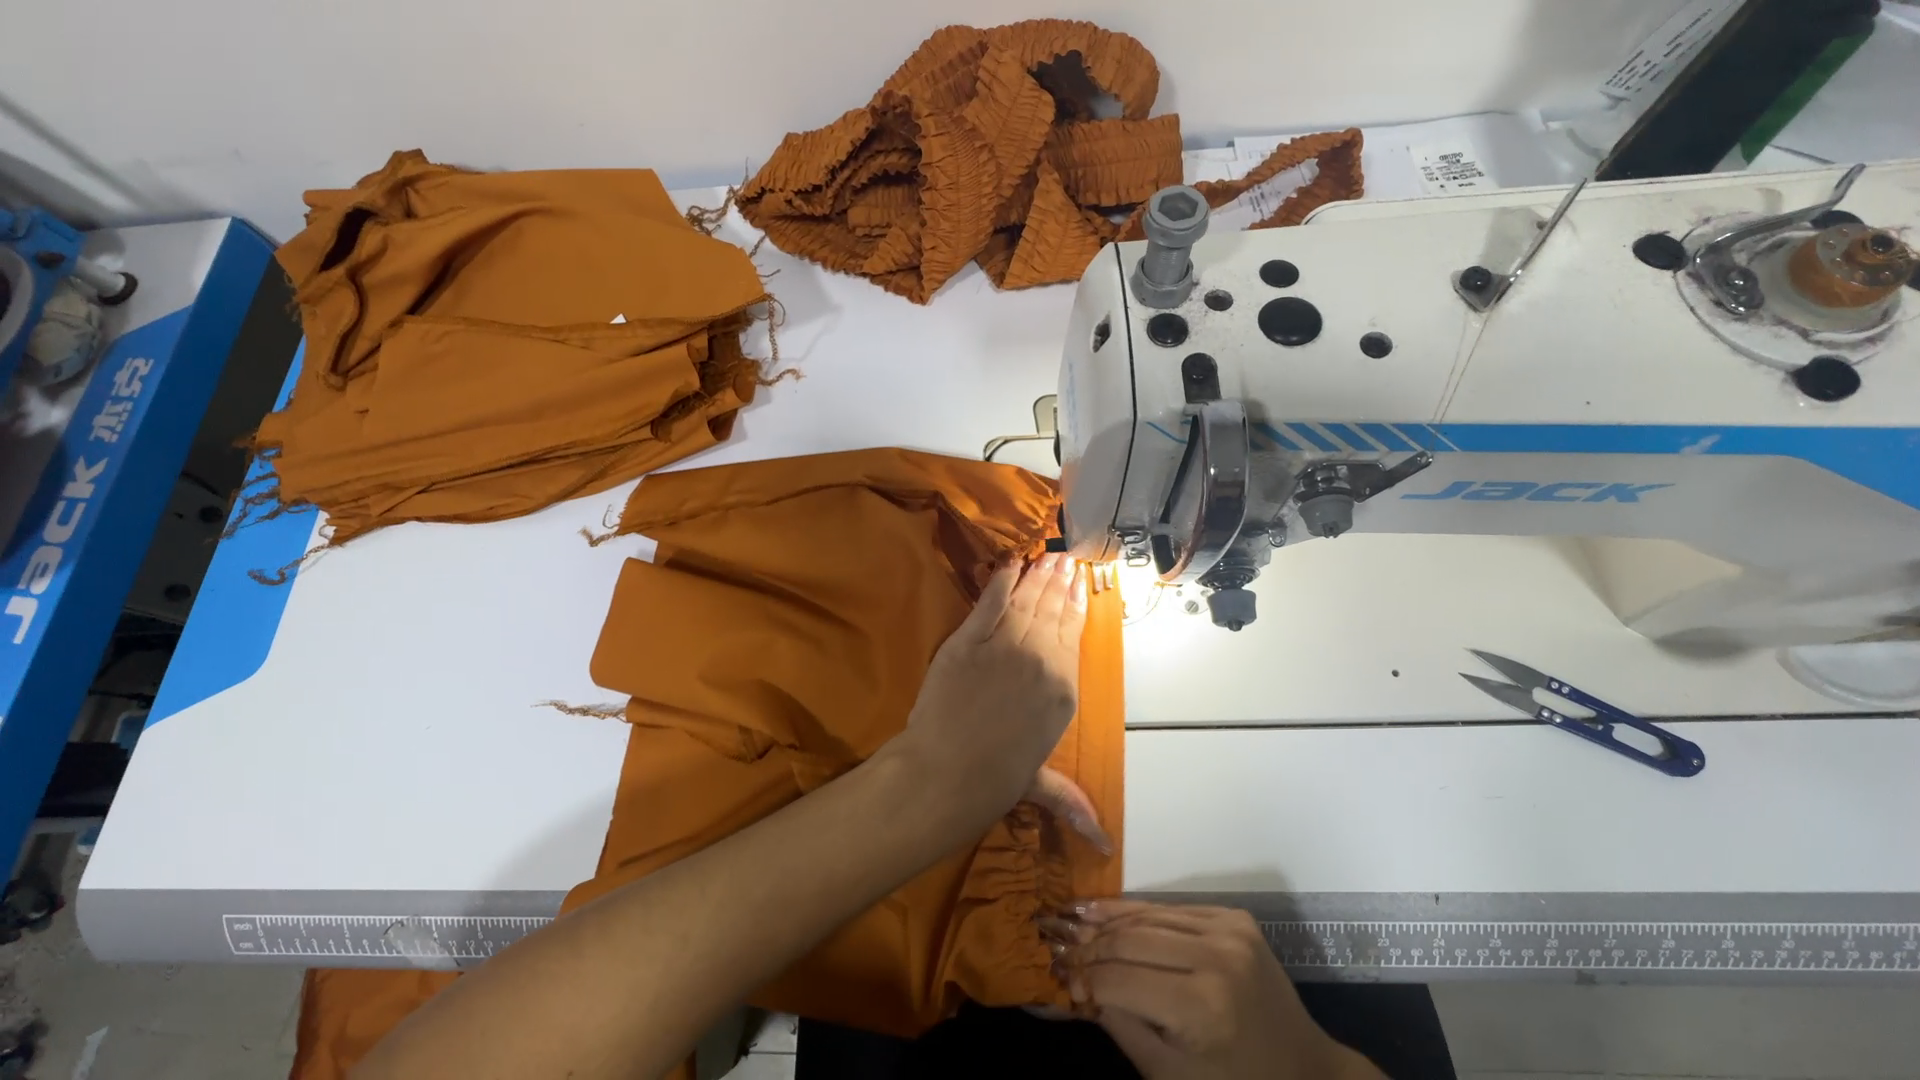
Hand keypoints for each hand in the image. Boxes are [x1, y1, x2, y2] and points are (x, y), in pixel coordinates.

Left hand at [895, 554, 1104, 846]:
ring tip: (1047, 558)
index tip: (1081, 586)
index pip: (1074, 636)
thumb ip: (1072, 801)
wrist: (947, 771)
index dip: (1078, 607)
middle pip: (1054, 611)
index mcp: (1064, 690)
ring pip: (1027, 600)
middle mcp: (1042, 659)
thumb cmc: (994, 780)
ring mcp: (1005, 643)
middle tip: (1066, 561)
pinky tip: (1010, 564)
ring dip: (1038, 576)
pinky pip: (991, 601)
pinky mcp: (969, 638)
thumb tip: (1105, 844)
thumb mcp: (1038, 784)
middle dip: (1061, 583)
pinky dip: (1001, 579)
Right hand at [1049, 901, 1383, 1079]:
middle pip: (1129, 940)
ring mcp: (1228, 931)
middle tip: (1051, 941)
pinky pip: (1171, 909)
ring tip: (1067, 917)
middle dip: (1087, 944)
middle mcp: (1215, 957)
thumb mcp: (1168, 1073)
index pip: (1118, 980)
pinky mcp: (1234, 918)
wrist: (1305, 1069)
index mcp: (1200, 1006)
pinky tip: (1106, 912)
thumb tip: (1068, 988)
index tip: (1051, 973)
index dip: (1081, 977)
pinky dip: (1137, 912)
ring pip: (1147, 916)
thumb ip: (1118, 1024)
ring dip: (1104, 919)